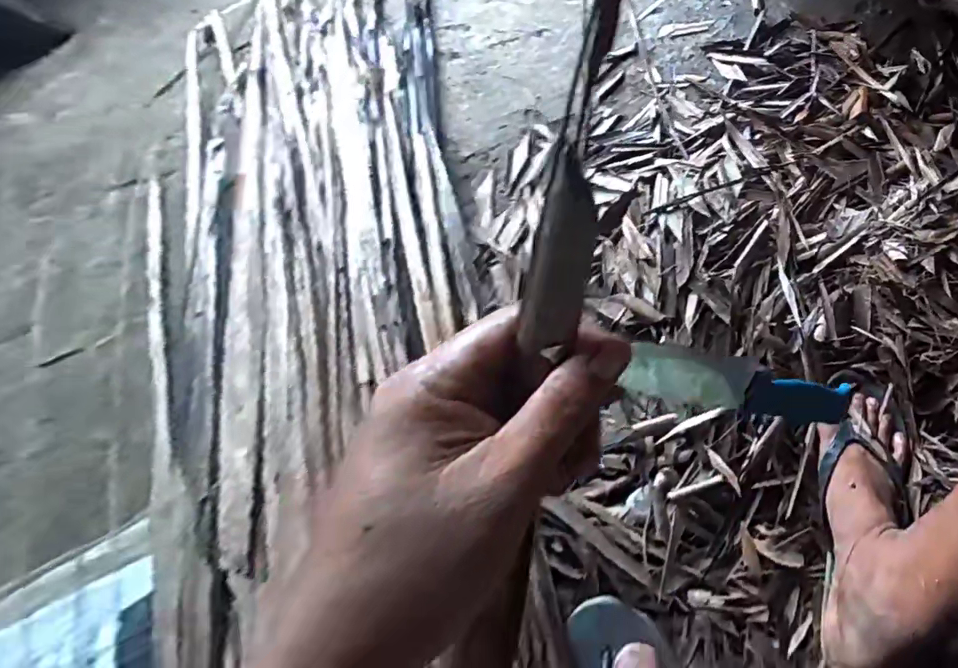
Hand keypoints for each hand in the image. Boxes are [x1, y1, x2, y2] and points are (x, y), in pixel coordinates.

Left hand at [252, 308, 630, 667]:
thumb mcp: (507, 479)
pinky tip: (545, 488)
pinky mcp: (444, 464)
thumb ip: (564, 405)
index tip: (616, 371)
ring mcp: (437, 432)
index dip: (574, 336)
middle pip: (529, 363)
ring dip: (560, 432)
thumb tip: (616, 348)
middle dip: (569, 399)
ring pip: (527, 401)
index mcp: (432, 384)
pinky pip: (510, 434)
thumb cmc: (421, 567)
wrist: (341, 667)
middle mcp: (432, 396)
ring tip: (562, 479)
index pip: (520, 324)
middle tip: (582, 448)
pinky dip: (539, 454)